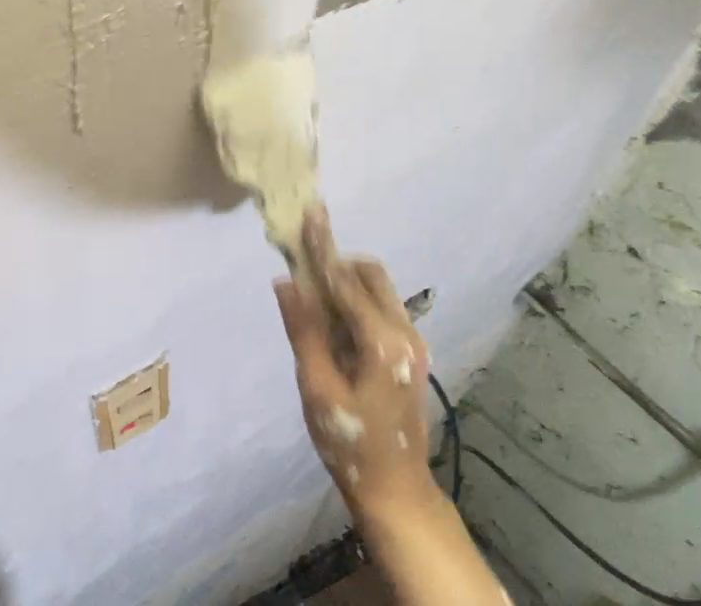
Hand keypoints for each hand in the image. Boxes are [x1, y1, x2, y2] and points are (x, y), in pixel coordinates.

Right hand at [275, 222, 436, 511]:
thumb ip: (303, 331)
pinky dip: (355, 304)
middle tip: (301, 270)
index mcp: (382, 342)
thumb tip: (286, 281)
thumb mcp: (316, 388)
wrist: (395, 488)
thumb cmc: (349, 443)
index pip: (344, 281)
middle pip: (369, 275)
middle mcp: (406, 333)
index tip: (310, 212)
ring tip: (313, 309)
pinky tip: (333, 330)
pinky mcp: (411, 354)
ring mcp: (414, 343)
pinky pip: (381, 310)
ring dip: (345, 285)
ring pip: (377, 290)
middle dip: (335, 263)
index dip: (322, 247)